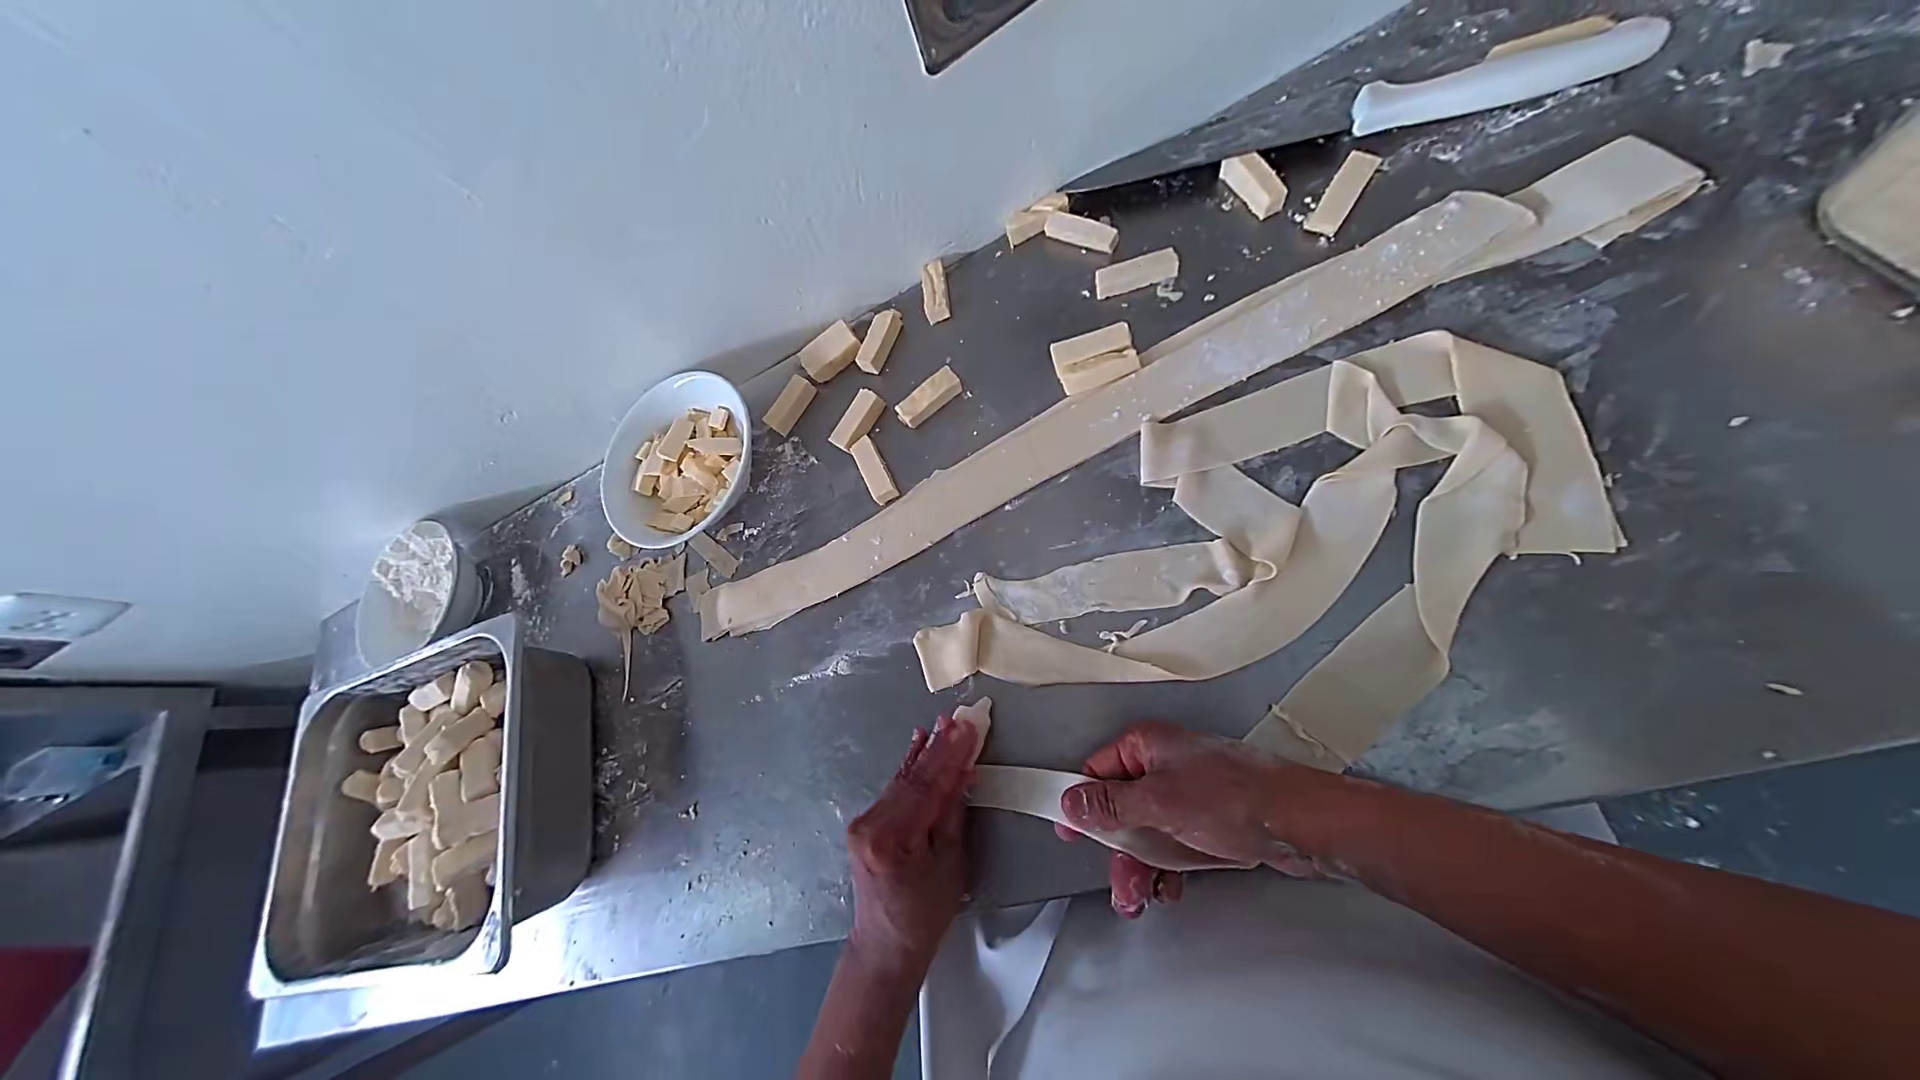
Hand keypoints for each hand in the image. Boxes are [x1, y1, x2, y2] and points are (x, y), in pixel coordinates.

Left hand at [844, 712, 977, 977]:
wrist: (886, 945)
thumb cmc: (922, 917)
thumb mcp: (951, 866)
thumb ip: (952, 814)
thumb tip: (962, 775)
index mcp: (891, 840)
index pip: (929, 787)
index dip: (952, 756)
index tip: (969, 731)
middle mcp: (870, 825)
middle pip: (914, 778)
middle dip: (941, 747)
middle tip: (961, 720)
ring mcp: (864, 822)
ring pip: (902, 779)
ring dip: (927, 751)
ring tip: (945, 725)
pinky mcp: (865, 822)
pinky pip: (893, 788)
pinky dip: (910, 767)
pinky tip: (919, 744)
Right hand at [1058, 721, 1330, 916]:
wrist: (1302, 823)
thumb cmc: (1239, 797)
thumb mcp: (1159, 803)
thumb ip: (1110, 804)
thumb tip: (1072, 802)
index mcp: (1146, 745)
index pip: (1095, 771)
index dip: (1081, 803)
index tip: (1070, 830)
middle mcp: (1163, 764)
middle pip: (1119, 808)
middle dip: (1118, 850)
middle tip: (1121, 878)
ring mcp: (1185, 792)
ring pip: (1145, 831)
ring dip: (1141, 866)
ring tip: (1144, 894)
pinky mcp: (1204, 817)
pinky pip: (1170, 843)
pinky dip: (1166, 867)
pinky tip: (1170, 885)